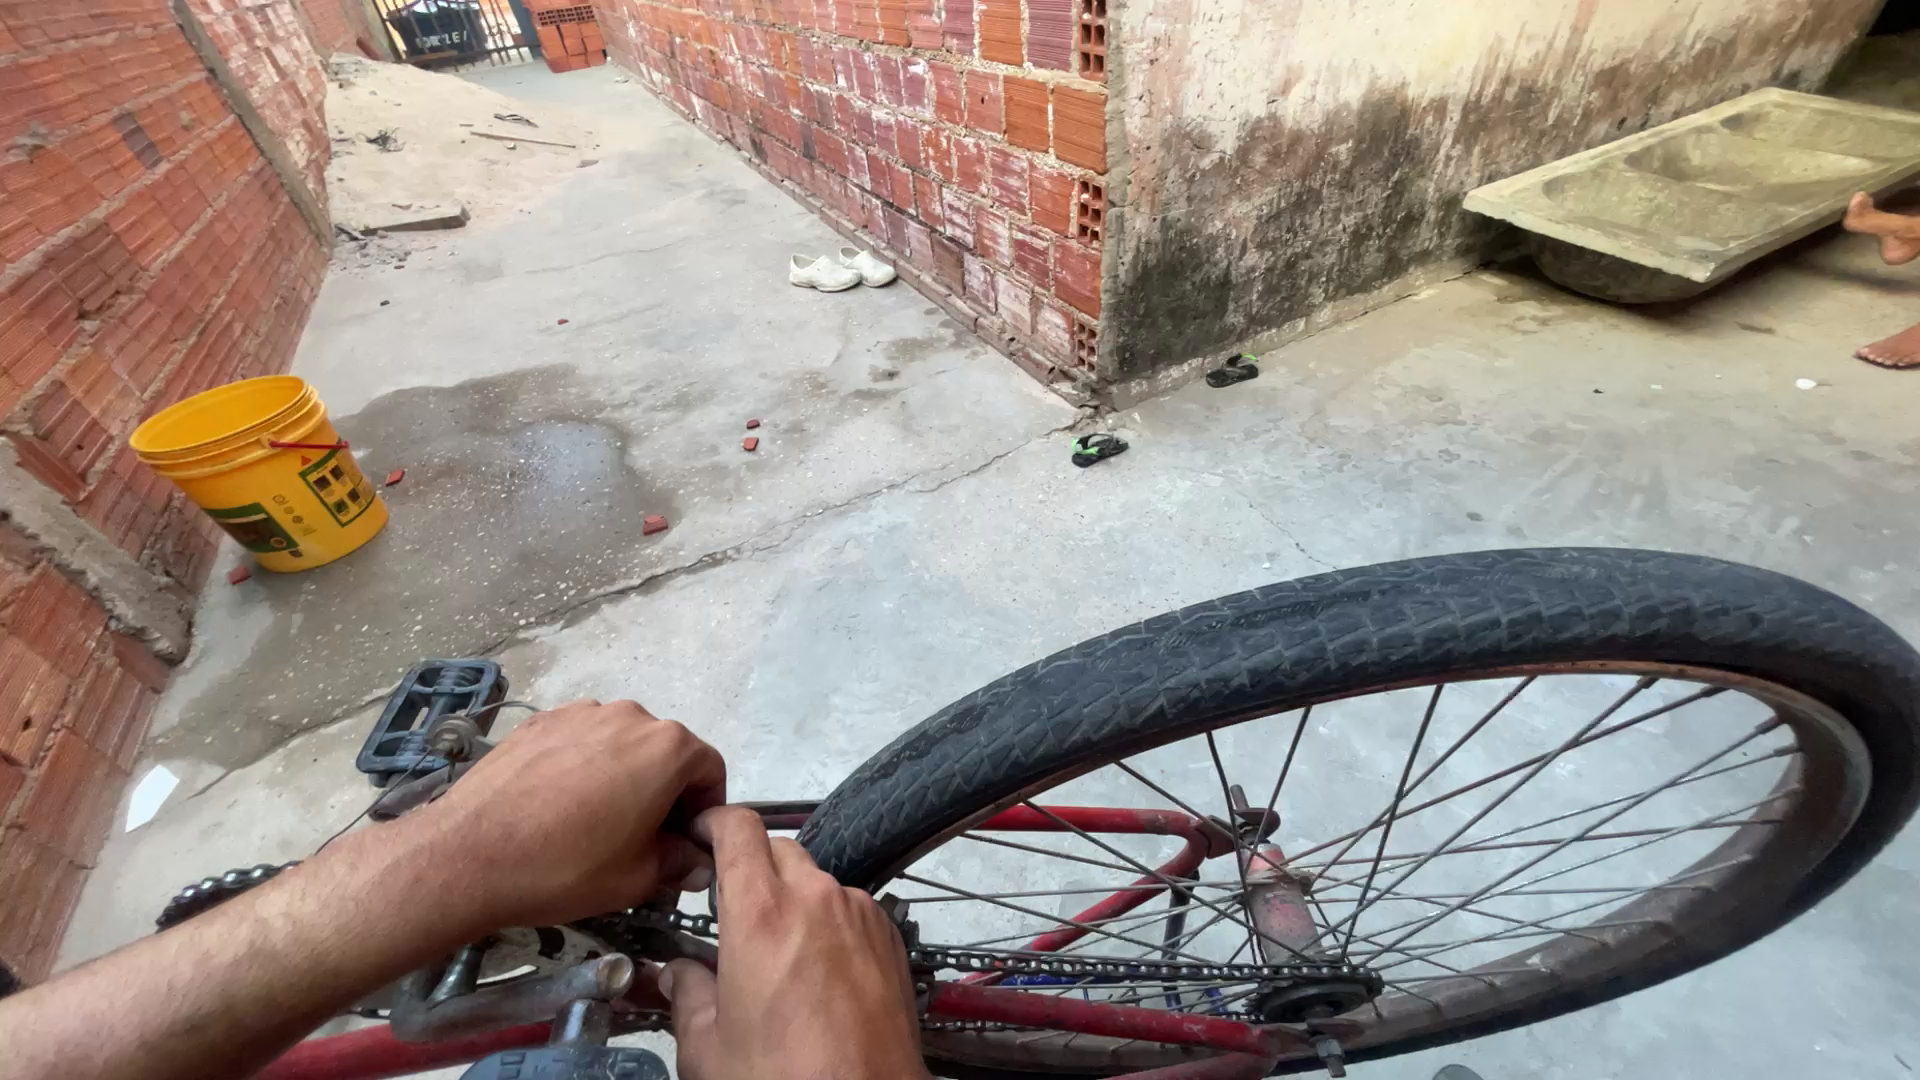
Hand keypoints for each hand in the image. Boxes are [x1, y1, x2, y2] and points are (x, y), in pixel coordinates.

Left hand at [409, 699, 725, 929]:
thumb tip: (698, 860)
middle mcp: (635, 716)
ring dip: (624, 773)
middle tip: (640, 835)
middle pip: (668, 752)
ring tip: (591, 816)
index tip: (684, 841)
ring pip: (623, 743)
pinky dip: (583, 762)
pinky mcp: (543, 719)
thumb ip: (680, 862)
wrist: (463, 857)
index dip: (705, 807)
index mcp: (669, 748)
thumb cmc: (565, 867)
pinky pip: (582, 738)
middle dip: (664, 790)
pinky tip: (555, 801)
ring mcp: (585, 711)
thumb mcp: (636, 878)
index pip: (711, 769)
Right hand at [661, 806, 930, 1079]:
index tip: (701, 832)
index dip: (716, 822)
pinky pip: (849, 904)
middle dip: (751, 865)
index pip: (739, 830)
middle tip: (733, 908)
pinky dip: (828, 918)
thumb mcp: (709, 1051)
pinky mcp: (887, 930)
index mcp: (761, 914)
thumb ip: (688, 995)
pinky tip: (821, 967)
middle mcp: (814, 896)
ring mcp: (858, 909)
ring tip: (780, 951)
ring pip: (815, 877)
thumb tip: (678, 972)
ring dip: (792, 895)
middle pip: (777, 848)